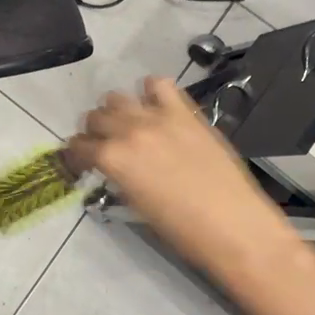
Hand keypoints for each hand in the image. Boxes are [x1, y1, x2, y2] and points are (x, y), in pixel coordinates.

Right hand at [68, 77, 295, 278]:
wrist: (237, 229)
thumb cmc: (182, 230)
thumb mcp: (134, 205)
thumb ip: (116, 176)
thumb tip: (110, 167)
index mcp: (111, 159)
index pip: (77, 146)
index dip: (77, 155)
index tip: (84, 163)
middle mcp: (126, 132)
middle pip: (94, 117)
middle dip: (95, 132)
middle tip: (108, 145)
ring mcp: (156, 118)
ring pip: (117, 97)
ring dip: (117, 111)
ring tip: (130, 126)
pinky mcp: (184, 113)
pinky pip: (159, 84)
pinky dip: (151, 91)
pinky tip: (156, 107)